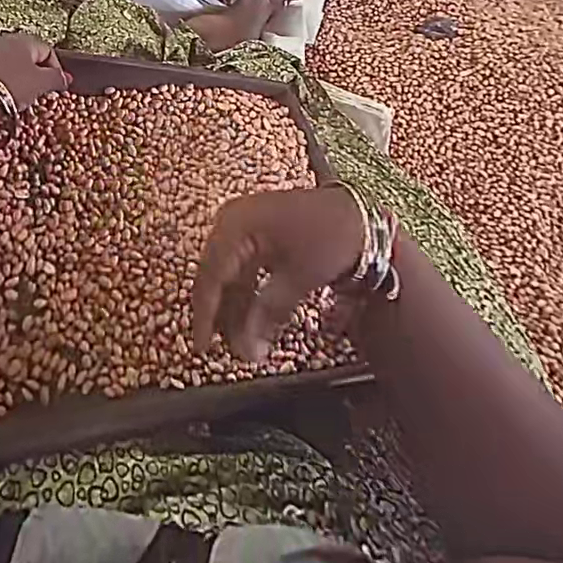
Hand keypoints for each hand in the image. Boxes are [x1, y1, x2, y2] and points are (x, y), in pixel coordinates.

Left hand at [0, 34, 68, 115]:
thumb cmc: (11, 85)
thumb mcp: (41, 83)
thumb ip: (57, 78)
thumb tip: (66, 78)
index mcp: (25, 39)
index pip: (48, 51)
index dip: (56, 69)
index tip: (57, 85)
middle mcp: (6, 40)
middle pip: (29, 55)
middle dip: (37, 73)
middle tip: (41, 90)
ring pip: (13, 63)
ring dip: (20, 77)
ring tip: (22, 95)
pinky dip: (5, 80)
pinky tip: (5, 93)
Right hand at [191, 187, 366, 360]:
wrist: (360, 213)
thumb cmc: (330, 236)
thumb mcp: (299, 277)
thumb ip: (266, 312)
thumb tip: (246, 349)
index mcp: (236, 224)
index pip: (211, 275)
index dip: (206, 315)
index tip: (203, 347)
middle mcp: (233, 221)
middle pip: (216, 275)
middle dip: (222, 315)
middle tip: (228, 350)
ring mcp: (245, 226)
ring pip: (230, 275)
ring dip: (236, 309)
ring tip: (246, 344)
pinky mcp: (258, 234)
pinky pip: (244, 268)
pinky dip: (248, 294)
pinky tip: (254, 320)